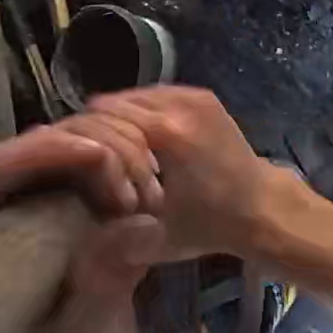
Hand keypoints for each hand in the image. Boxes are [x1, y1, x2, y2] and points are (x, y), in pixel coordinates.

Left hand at [0, 116, 166, 332]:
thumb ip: (102, 285)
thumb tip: (145, 223)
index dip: (41, 152)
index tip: (100, 158)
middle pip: (39, 142)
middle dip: (100, 149)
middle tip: (140, 190)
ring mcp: (36, 188)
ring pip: (72, 139)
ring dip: (122, 152)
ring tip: (152, 193)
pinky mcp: (70, 186)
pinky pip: (97, 153)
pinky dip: (128, 161)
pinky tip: (152, 185)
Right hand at [88, 86, 294, 258]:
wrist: (261, 206)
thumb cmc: (208, 225)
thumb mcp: (154, 238)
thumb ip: (111, 235)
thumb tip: (71, 226)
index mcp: (165, 132)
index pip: (105, 114)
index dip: (85, 132)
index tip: (74, 152)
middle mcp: (179, 106)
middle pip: (120, 100)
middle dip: (103, 123)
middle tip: (95, 151)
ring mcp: (196, 98)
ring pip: (142, 94)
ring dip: (126, 114)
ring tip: (119, 145)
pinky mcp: (207, 98)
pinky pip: (163, 93)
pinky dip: (149, 109)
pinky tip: (146, 135)